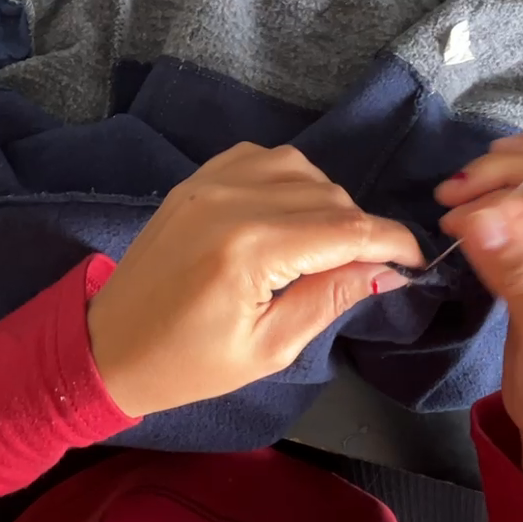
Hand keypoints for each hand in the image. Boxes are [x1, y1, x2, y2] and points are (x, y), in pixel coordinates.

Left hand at [87, 143, 422, 417]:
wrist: (107, 344)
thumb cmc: (187, 364)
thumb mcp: (269, 349)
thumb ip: (331, 298)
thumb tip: (388, 269)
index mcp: (250, 249)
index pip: (347, 228)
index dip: (392, 242)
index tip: (415, 260)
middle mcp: (232, 198)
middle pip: (329, 195)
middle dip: (360, 229)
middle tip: (363, 268)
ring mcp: (209, 180)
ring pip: (301, 168)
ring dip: (327, 201)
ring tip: (323, 243)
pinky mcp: (195, 177)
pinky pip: (262, 157)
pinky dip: (289, 179)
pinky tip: (288, 212)